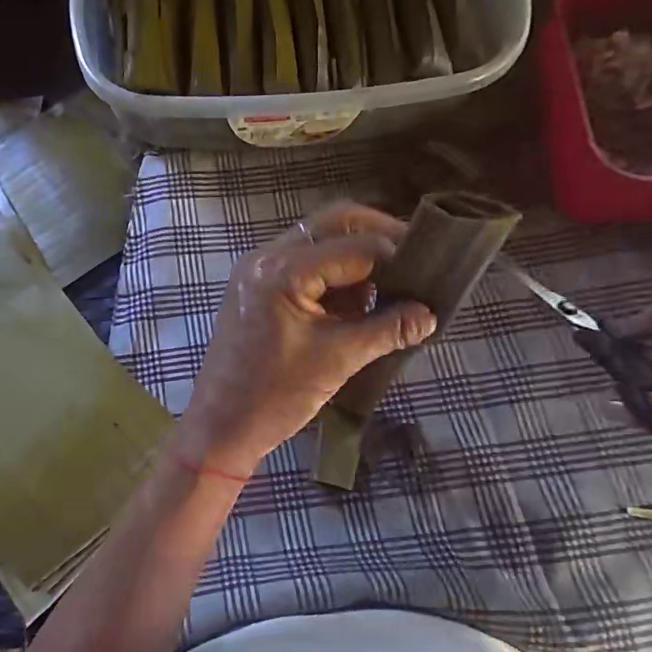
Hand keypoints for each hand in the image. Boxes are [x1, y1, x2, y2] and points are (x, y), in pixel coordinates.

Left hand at [176, 202, 437, 477]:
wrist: (220, 427)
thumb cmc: (274, 397)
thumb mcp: (337, 360)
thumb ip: (388, 329)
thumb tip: (430, 313)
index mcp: (282, 271)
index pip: (354, 245)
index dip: (395, 256)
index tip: (428, 270)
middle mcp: (265, 257)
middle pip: (332, 224)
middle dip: (376, 238)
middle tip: (413, 260)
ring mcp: (256, 271)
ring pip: (317, 242)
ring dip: (354, 258)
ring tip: (387, 289)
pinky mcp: (255, 289)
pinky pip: (302, 266)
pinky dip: (332, 277)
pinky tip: (355, 303)